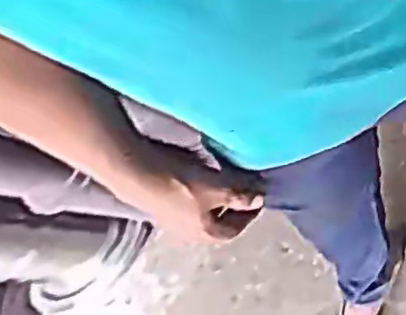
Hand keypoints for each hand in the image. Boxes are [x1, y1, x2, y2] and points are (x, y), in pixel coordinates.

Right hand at [117, 153, 263, 243]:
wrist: (144, 174)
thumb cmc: (185, 183)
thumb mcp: (218, 187)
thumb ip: (240, 196)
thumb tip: (260, 201)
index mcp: (202, 232)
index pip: (232, 232)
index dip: (249, 216)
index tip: (262, 198)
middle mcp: (188, 232)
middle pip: (220, 225)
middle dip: (237, 209)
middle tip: (251, 189)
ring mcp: (176, 220)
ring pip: (208, 215)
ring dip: (223, 201)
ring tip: (235, 181)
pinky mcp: (169, 206)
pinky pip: (197, 206)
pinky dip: (210, 196)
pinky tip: (214, 179)